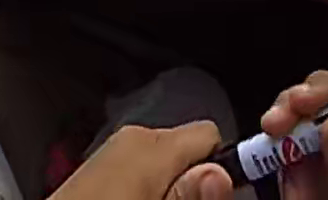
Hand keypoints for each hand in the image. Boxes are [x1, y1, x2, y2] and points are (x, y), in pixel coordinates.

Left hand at [48, 121, 231, 199]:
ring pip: (167, 159)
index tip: (224, 197)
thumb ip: (187, 196)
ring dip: (173, 186)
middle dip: (195, 181)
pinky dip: (151, 185)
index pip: (209, 134)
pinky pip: (143, 166)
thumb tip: (224, 174)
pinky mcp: (103, 163)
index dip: (223, 166)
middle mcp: (136, 135)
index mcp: (152, 144)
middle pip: (189, 149)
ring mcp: (117, 147)